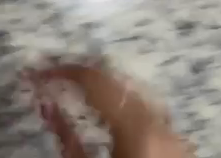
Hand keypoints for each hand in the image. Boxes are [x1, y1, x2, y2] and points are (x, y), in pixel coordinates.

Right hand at [25, 63, 187, 157]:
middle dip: (83, 76)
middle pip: (116, 81)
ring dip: (106, 89)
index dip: (63, 71)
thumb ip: (67, 138)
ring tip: (78, 92)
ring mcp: (176, 136)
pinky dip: (126, 105)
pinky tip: (110, 114)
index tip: (38, 74)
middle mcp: (160, 124)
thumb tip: (45, 105)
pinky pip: (151, 112)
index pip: (93, 80)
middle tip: (55, 78)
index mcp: (136, 129)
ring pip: (135, 93)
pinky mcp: (181, 149)